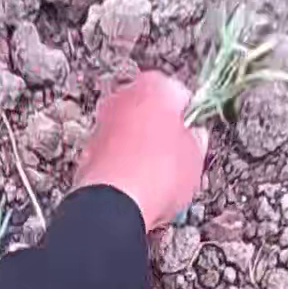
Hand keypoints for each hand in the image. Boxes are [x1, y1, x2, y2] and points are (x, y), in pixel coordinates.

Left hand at [73, 71, 207, 230]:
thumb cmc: (158, 175)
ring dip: (143, 155)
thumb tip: (196, 137)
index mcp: (156, 86)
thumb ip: (198, 141)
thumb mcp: (195, 160)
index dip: (190, 122)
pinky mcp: (89, 150)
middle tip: (177, 165)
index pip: (181, 95)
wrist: (116, 202)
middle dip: (164, 138)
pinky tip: (137, 191)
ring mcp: (103, 122)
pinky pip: (116, 157)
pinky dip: (125, 170)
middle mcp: (125, 95)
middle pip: (152, 114)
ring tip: (158, 184)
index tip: (194, 141)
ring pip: (132, 136)